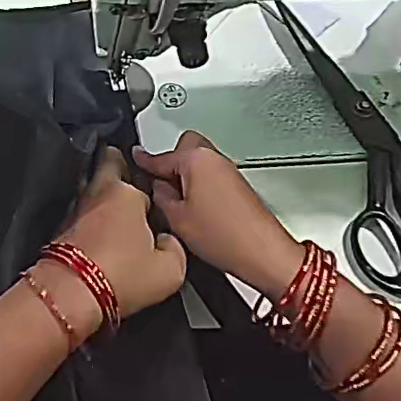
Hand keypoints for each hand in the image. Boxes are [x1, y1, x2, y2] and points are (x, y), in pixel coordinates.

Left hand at [49, 147, 185, 316]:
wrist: (71, 293)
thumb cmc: (117, 276)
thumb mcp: (171, 270)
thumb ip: (176, 248)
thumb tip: (168, 242)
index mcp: (126, 193)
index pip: (143, 177)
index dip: (152, 189)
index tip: (157, 200)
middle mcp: (98, 192)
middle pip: (107, 161)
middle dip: (118, 164)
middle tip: (131, 180)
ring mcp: (76, 207)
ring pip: (91, 184)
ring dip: (102, 191)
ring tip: (117, 210)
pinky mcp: (61, 225)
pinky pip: (79, 209)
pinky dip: (89, 215)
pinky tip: (99, 232)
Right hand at [135, 131, 305, 297]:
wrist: (263, 254)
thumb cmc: (227, 237)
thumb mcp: (176, 218)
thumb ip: (159, 195)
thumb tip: (157, 186)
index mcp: (197, 159)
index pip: (161, 157)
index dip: (144, 162)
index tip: (137, 158)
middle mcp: (215, 158)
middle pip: (185, 146)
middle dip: (171, 162)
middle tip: (162, 185)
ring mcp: (229, 170)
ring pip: (199, 160)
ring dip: (187, 175)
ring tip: (180, 205)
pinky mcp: (237, 184)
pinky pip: (211, 174)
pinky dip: (200, 184)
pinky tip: (197, 210)